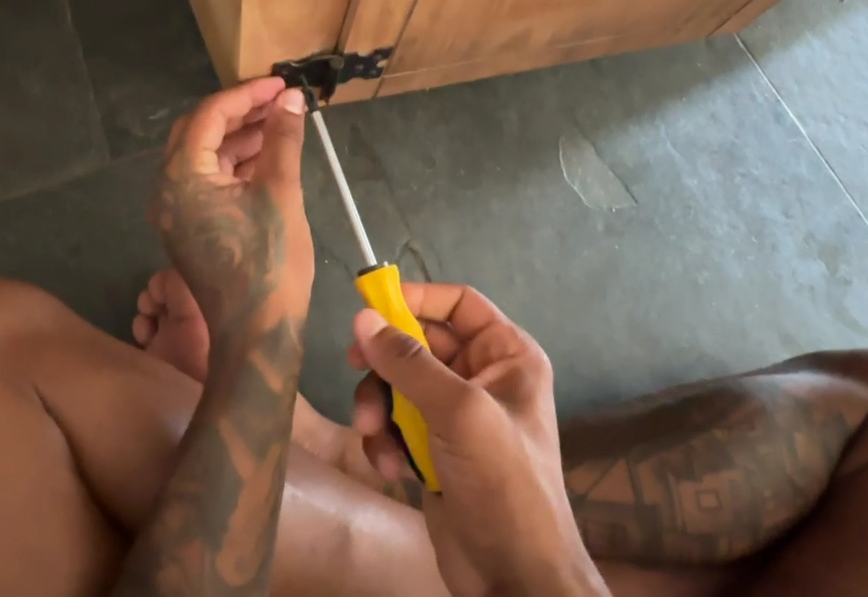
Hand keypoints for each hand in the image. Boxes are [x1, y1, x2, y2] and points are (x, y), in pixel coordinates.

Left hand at [150, 77, 312, 334]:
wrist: (256, 334)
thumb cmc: (271, 263)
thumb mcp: (281, 192)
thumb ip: (282, 139)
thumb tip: (290, 98)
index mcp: (181, 178)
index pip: (209, 116)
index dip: (246, 94)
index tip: (280, 84)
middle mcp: (167, 190)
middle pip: (199, 132)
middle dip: (240, 112)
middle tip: (279, 100)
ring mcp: (175, 211)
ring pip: (203, 156)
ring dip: (239, 137)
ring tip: (280, 122)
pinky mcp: (189, 227)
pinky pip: (206, 180)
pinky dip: (234, 164)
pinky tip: (267, 155)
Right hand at [349, 283, 606, 596]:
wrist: (514, 578)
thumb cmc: (502, 481)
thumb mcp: (458, 412)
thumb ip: (408, 363)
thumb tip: (363, 317)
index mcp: (507, 355)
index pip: (459, 303)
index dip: (416, 298)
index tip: (371, 305)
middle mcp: (483, 377)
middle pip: (419, 343)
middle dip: (386, 362)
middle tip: (353, 364)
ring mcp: (457, 415)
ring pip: (400, 384)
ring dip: (379, 406)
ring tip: (371, 430)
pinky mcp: (435, 449)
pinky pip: (397, 423)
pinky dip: (385, 439)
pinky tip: (389, 466)